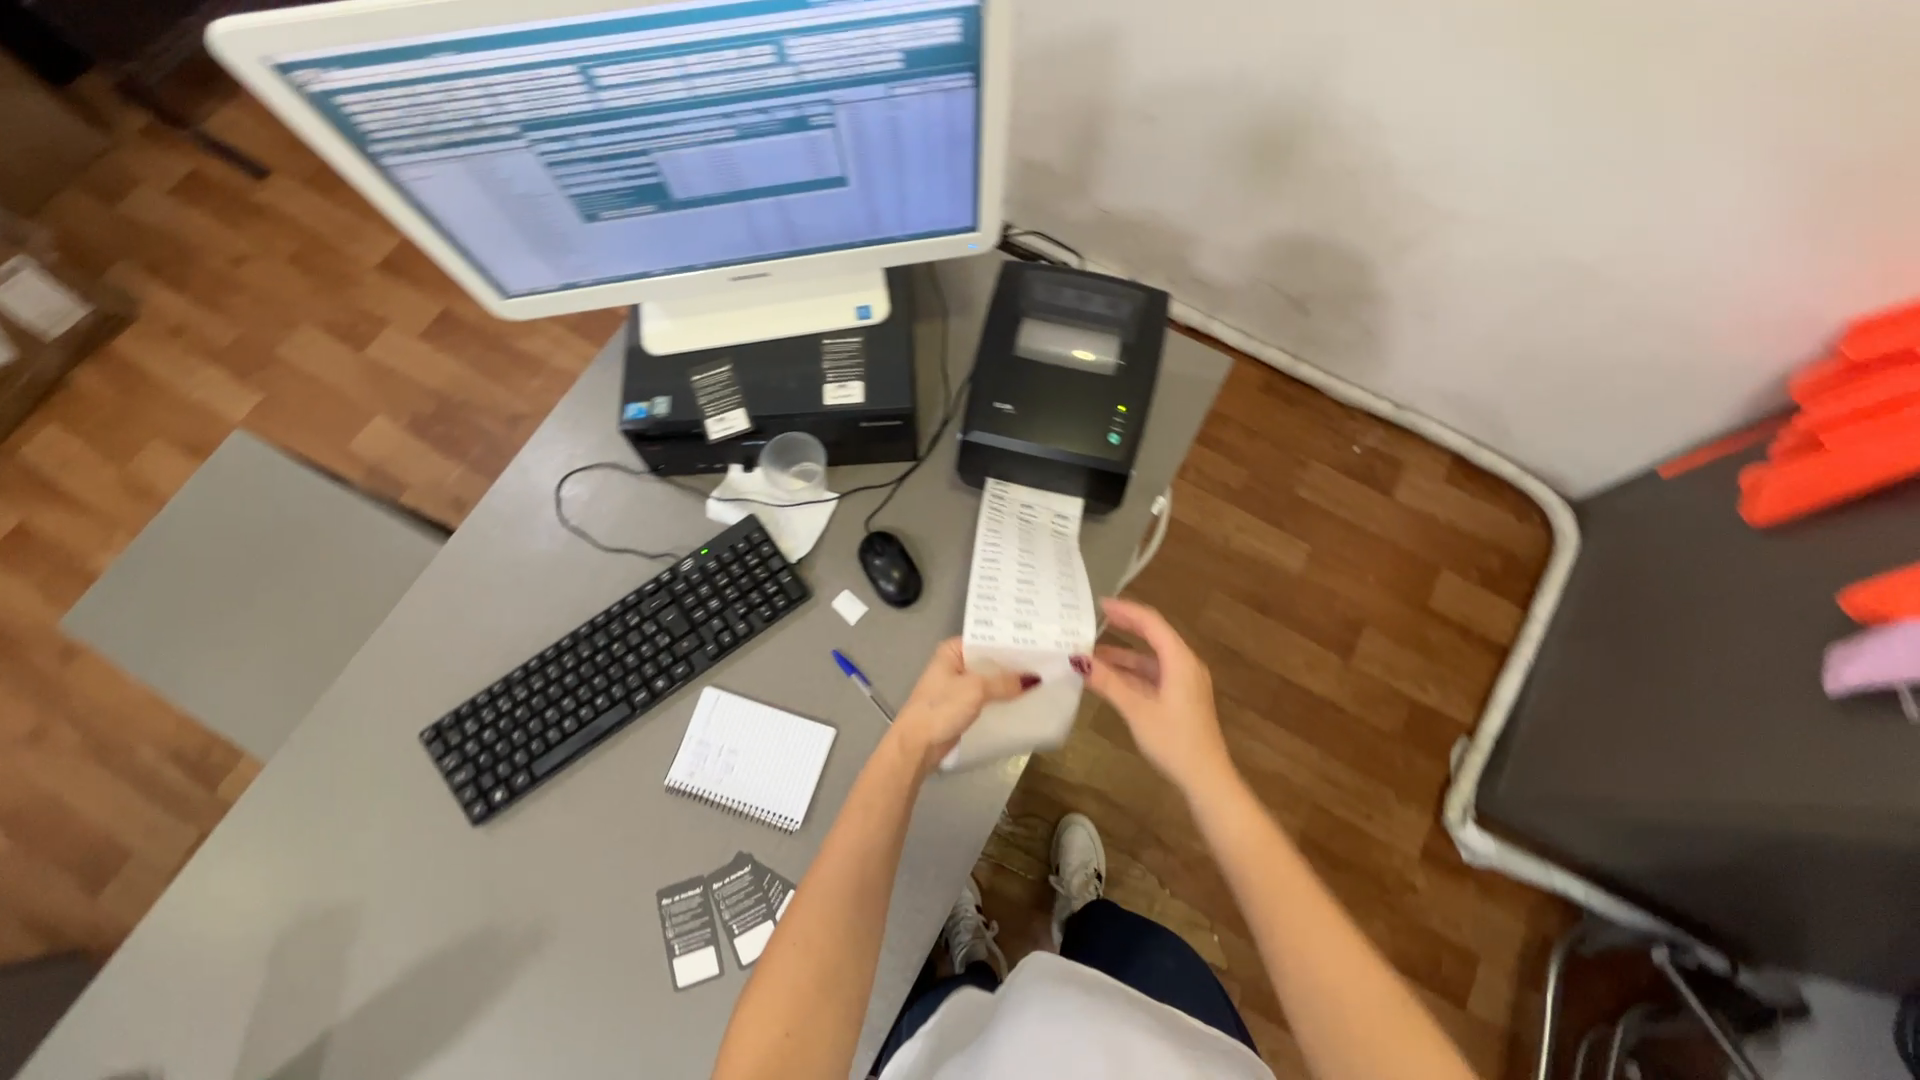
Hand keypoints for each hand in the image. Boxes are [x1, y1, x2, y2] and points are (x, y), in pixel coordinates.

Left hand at [890, 638, 1037, 774]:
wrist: (917, 745)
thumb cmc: (941, 708)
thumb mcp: (975, 689)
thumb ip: (1004, 682)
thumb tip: (1033, 680)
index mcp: (952, 650)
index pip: (987, 640)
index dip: (1011, 644)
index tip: (1039, 645)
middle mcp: (955, 664)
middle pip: (991, 661)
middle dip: (1014, 664)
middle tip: (1047, 662)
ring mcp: (959, 686)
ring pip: (991, 680)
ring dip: (1010, 683)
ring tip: (1042, 680)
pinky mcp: (963, 706)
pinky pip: (988, 697)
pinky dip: (1003, 698)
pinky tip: (1024, 699)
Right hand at [1077, 598, 1235, 794]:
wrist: (1206, 777)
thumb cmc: (1173, 740)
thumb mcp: (1137, 709)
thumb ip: (1108, 682)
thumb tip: (1078, 660)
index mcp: (1180, 661)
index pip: (1151, 623)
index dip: (1126, 611)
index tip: (1099, 604)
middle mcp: (1185, 665)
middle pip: (1153, 637)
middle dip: (1124, 628)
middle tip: (1095, 621)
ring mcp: (1185, 682)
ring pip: (1151, 659)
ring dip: (1124, 655)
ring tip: (1092, 654)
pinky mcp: (1181, 698)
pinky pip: (1154, 675)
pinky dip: (1132, 673)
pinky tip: (1109, 679)